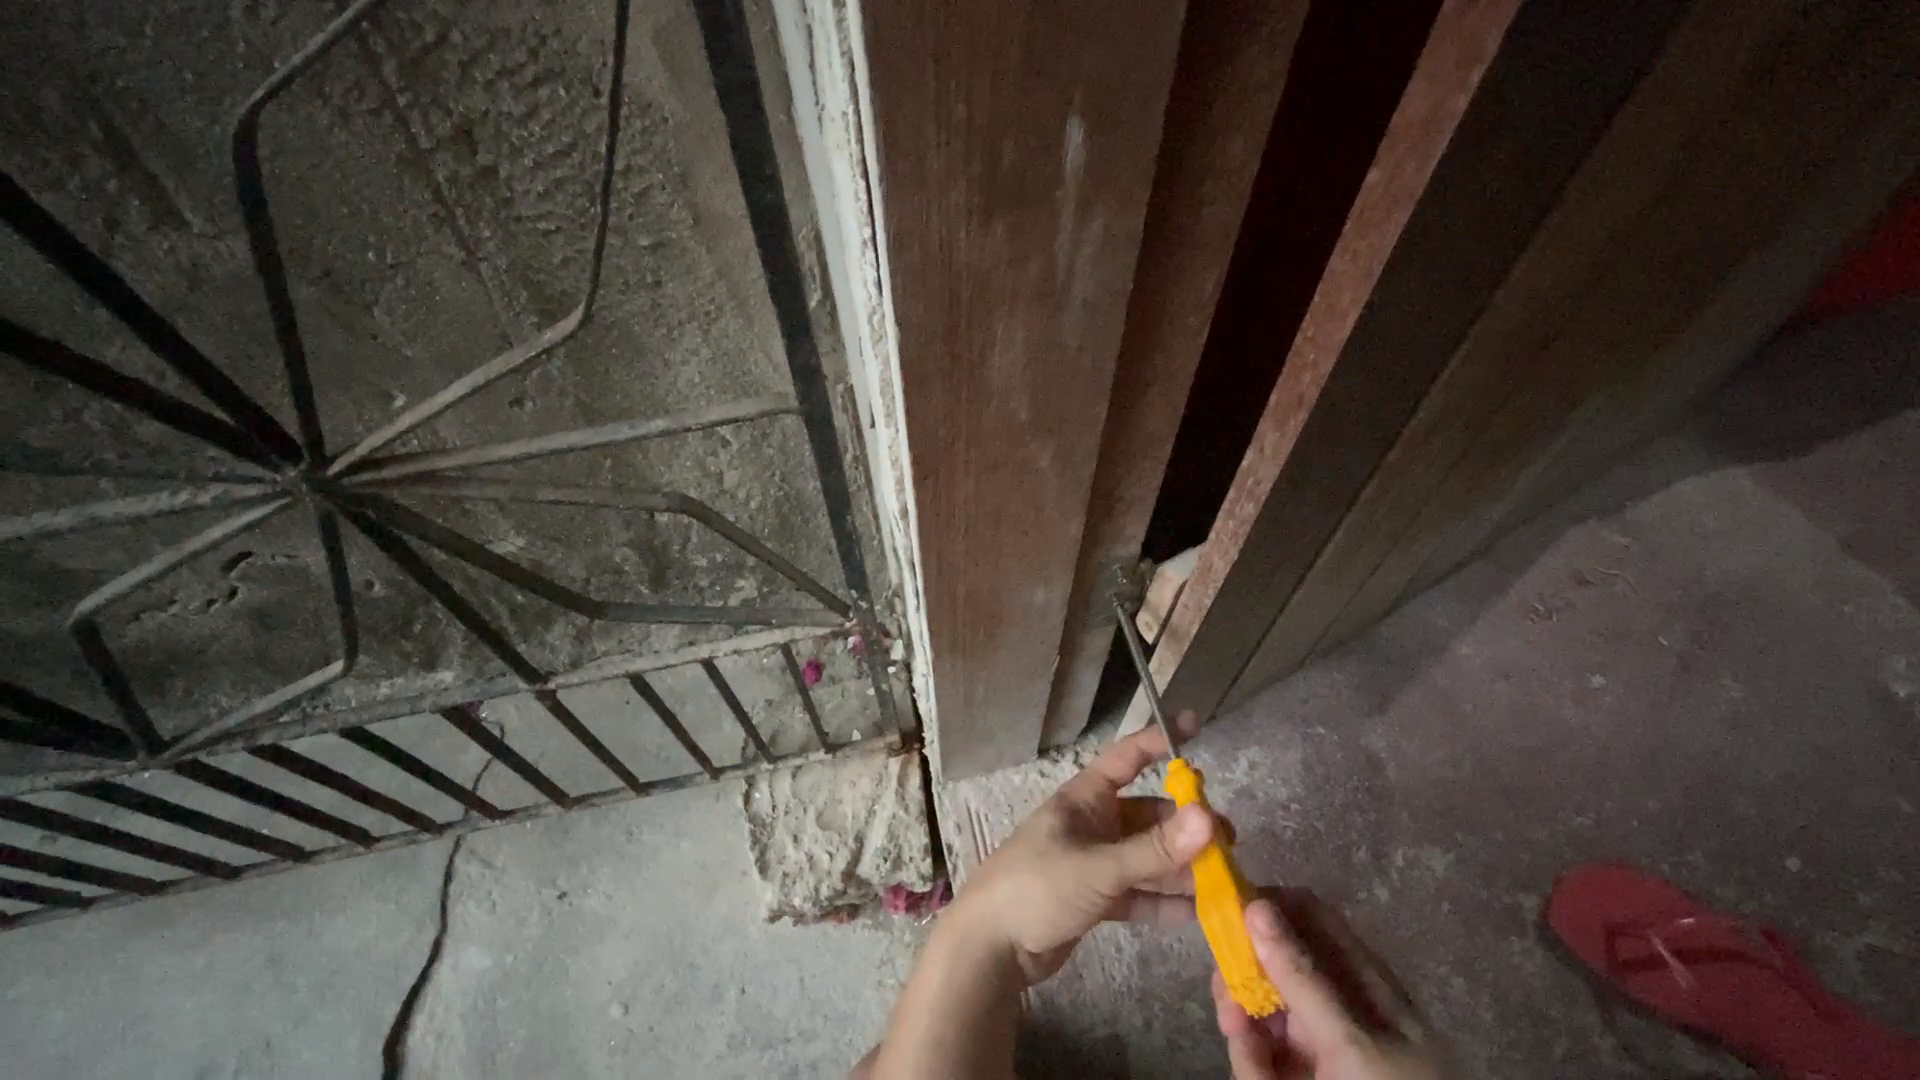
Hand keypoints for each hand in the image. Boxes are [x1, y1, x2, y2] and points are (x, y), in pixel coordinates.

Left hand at [942, 716, 1215, 985]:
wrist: (990, 945)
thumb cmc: (1037, 887)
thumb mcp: (1098, 867)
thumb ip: (1154, 850)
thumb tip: (1211, 819)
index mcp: (1084, 799)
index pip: (1127, 758)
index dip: (1158, 740)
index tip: (1195, 725)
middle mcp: (1092, 824)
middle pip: (1148, 815)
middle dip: (1186, 825)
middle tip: (1227, 842)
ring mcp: (1094, 862)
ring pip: (1147, 857)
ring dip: (1180, 866)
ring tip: (1224, 880)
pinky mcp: (1094, 899)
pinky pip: (1138, 894)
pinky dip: (1163, 901)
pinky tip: (1197, 914)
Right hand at [1215, 892, 1449, 1078]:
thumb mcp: (1350, 1042)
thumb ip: (1301, 976)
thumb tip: (1255, 904)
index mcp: (1365, 983)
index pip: (1312, 916)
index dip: (1271, 904)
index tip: (1229, 909)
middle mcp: (1336, 1005)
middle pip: (1275, 959)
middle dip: (1243, 964)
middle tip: (1224, 981)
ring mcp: (1314, 1045)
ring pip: (1259, 1004)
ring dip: (1238, 1010)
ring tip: (1233, 1026)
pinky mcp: (1291, 1077)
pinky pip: (1257, 1053)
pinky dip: (1247, 1056)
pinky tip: (1250, 1061)